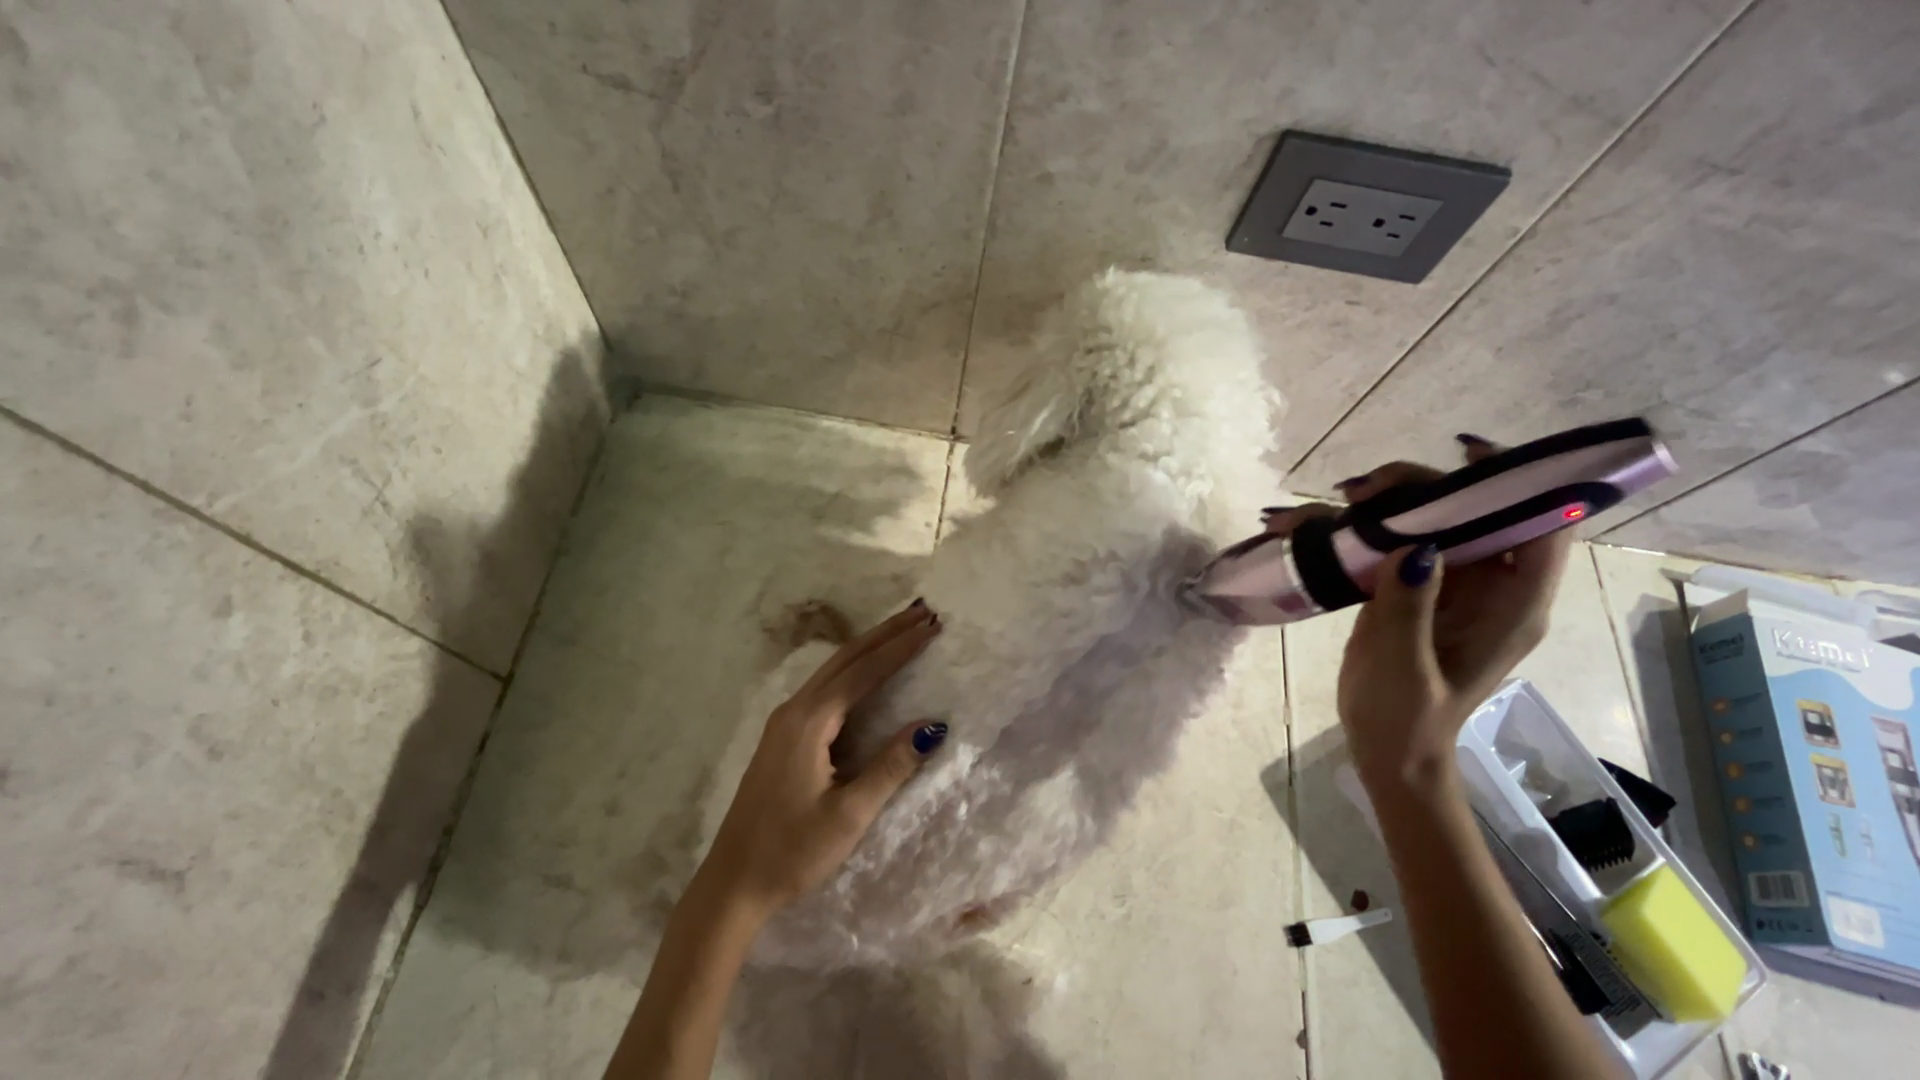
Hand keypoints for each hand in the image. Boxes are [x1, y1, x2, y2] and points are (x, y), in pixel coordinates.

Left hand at [695, 602, 948, 917]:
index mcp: (808, 723)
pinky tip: (867, 674)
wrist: (733, 883)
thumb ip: (891, 766)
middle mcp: (793, 711)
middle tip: (924, 612)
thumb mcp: (849, 813)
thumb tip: (933, 726)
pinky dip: (853, 671)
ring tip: (904, 632)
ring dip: (869, 649)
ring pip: (832, 671)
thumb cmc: (792, 851)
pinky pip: (824, 689)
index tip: (933, 626)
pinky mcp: (782, 739)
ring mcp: (783, 724)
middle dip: (886, 634)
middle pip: (845, 659)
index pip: (863, 672)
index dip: (900, 648)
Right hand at [1264, 437, 1573, 792]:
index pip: (1547, 524)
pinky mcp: (1414, 589)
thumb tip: (1412, 547)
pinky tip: (1321, 520)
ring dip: (1389, 502)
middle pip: (1477, 510)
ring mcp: (1452, 585)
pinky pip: (1398, 542)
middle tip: (1361, 490)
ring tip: (1338, 500)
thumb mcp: (1407, 668)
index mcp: (1514, 604)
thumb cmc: (1408, 719)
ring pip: (1435, 519)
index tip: (1465, 453)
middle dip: (1425, 487)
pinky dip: (1364, 526)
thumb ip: (1411, 608)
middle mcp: (1493, 584)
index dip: (1520, 480)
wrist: (1388, 750)